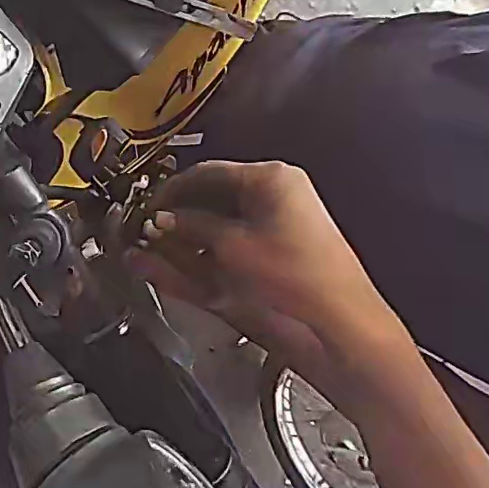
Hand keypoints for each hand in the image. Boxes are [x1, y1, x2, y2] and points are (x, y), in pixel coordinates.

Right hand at [129, 161, 413, 396]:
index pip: (208, 172)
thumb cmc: (294, 273)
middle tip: (153, 227)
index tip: (150, 206)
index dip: (173, 189)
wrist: (338, 315)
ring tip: (164, 245)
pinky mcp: (282, 242)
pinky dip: (213, 244)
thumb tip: (163, 219)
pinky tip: (190, 258)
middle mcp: (277, 190)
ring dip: (194, 230)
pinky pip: (238, 234)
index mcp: (269, 177)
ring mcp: (281, 216)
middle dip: (181, 212)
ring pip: (224, 216)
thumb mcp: (231, 245)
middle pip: (215, 194)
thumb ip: (191, 226)